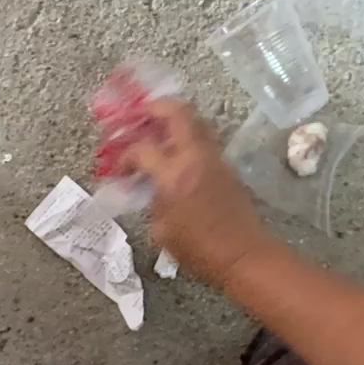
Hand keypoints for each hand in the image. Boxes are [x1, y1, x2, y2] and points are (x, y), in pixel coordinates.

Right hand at [121, 99, 279, 288]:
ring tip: (158, 134)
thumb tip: (152, 192)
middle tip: (141, 115)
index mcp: (174, 174)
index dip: (125, 156)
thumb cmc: (199, 250)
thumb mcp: (162, 231)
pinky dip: (187, 142)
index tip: (119, 170)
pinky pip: (203, 144)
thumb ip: (153, 203)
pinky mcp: (227, 169)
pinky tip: (176, 160)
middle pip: (177, 113)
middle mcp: (195, 158)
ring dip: (174, 123)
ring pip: (195, 124)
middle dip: (156, 108)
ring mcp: (215, 160)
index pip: (142, 149)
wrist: (244, 256)